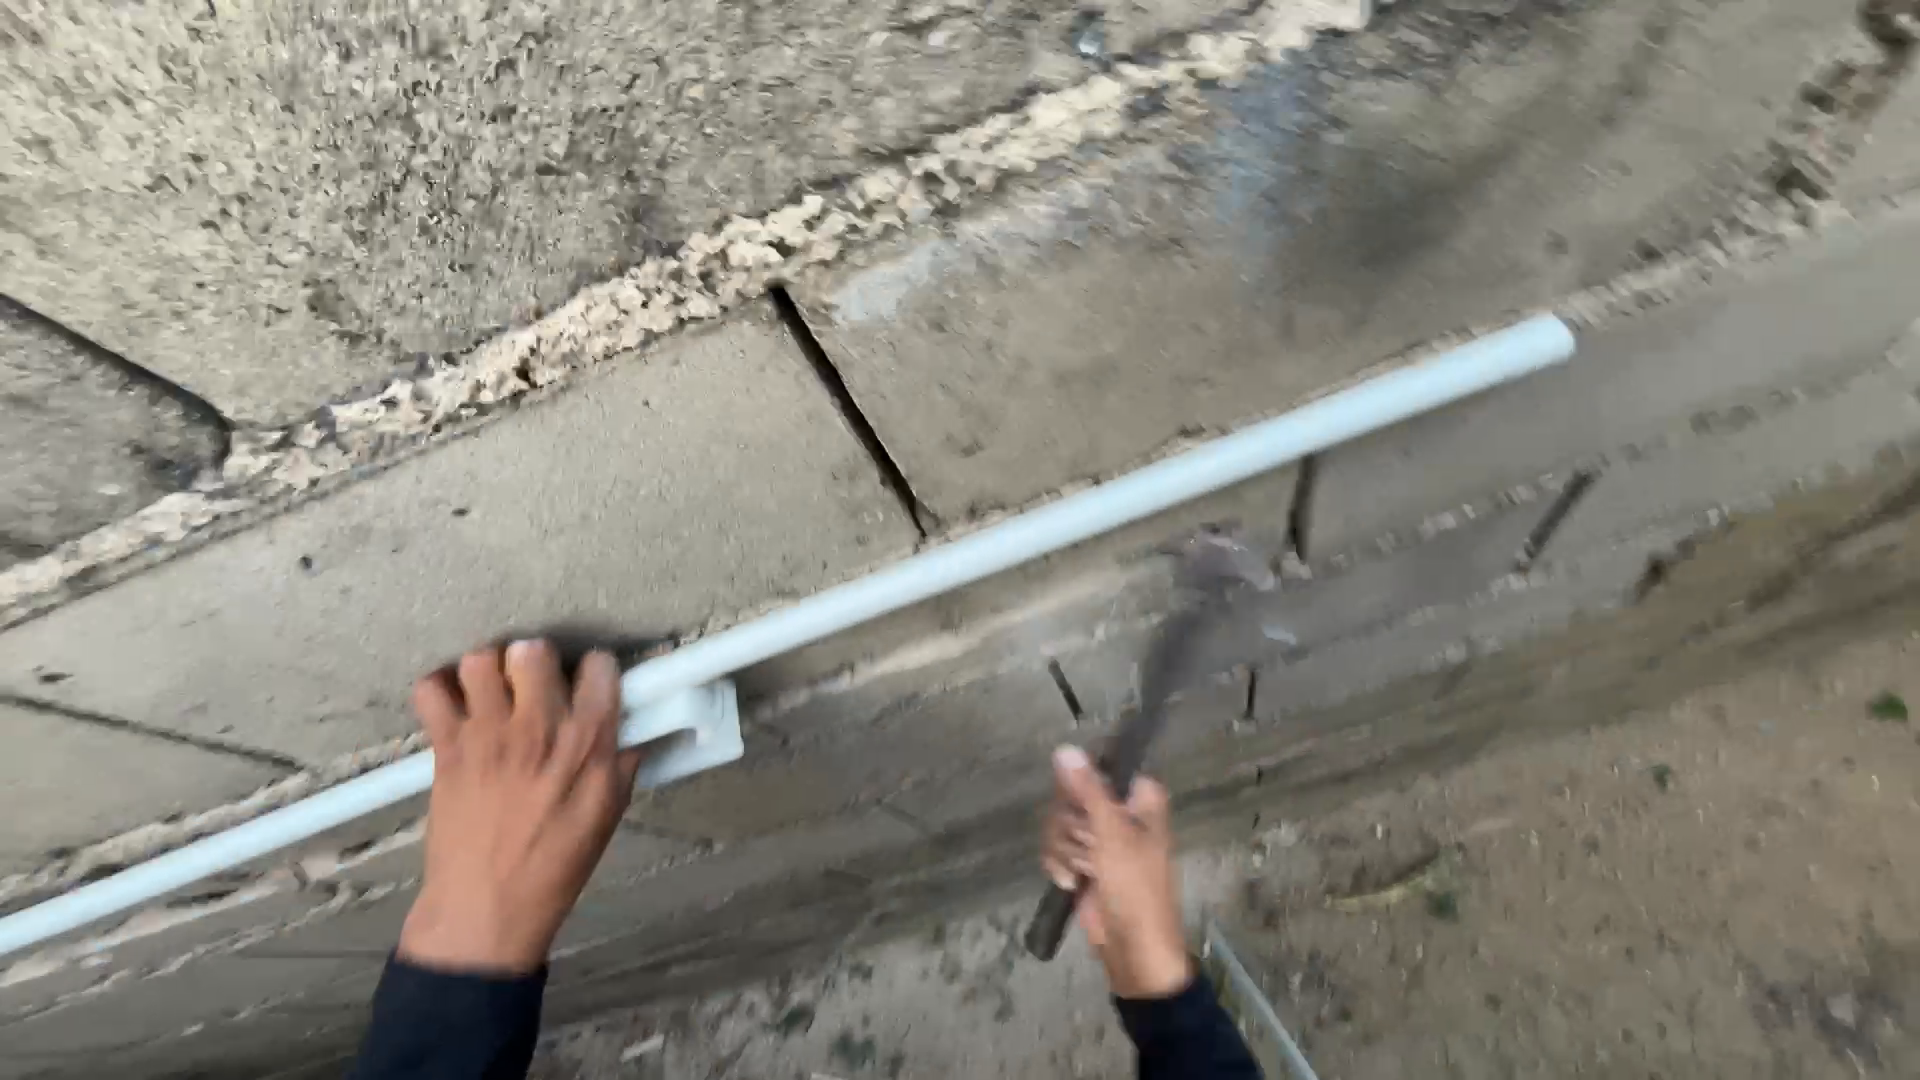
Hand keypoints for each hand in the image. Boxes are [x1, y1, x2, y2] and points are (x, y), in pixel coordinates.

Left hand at [397, 640, 640, 974]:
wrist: (489, 906)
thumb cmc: (559, 860)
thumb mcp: (611, 809)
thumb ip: (621, 760)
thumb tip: (628, 731)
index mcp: (589, 740)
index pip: (598, 666)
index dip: (595, 669)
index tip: (589, 683)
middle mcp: (539, 727)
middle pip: (532, 651)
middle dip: (535, 658)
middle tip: (534, 679)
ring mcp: (487, 736)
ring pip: (480, 662)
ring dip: (489, 668)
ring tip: (493, 688)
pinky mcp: (447, 750)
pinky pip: (431, 691)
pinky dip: (441, 688)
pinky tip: (455, 703)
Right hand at [1041, 745, 1192, 998]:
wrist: (1133, 949)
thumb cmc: (1135, 887)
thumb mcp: (1112, 833)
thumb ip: (1087, 789)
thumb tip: (1064, 748)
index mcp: (1139, 797)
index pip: (1099, 767)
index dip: (1083, 783)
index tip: (1078, 801)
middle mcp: (1119, 811)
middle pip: (1072, 794)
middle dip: (1071, 825)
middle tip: (1088, 845)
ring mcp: (1099, 837)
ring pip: (1059, 821)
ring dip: (1064, 849)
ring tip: (1083, 871)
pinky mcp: (1082, 859)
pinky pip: (1055, 845)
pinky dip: (1059, 864)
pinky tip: (1070, 881)